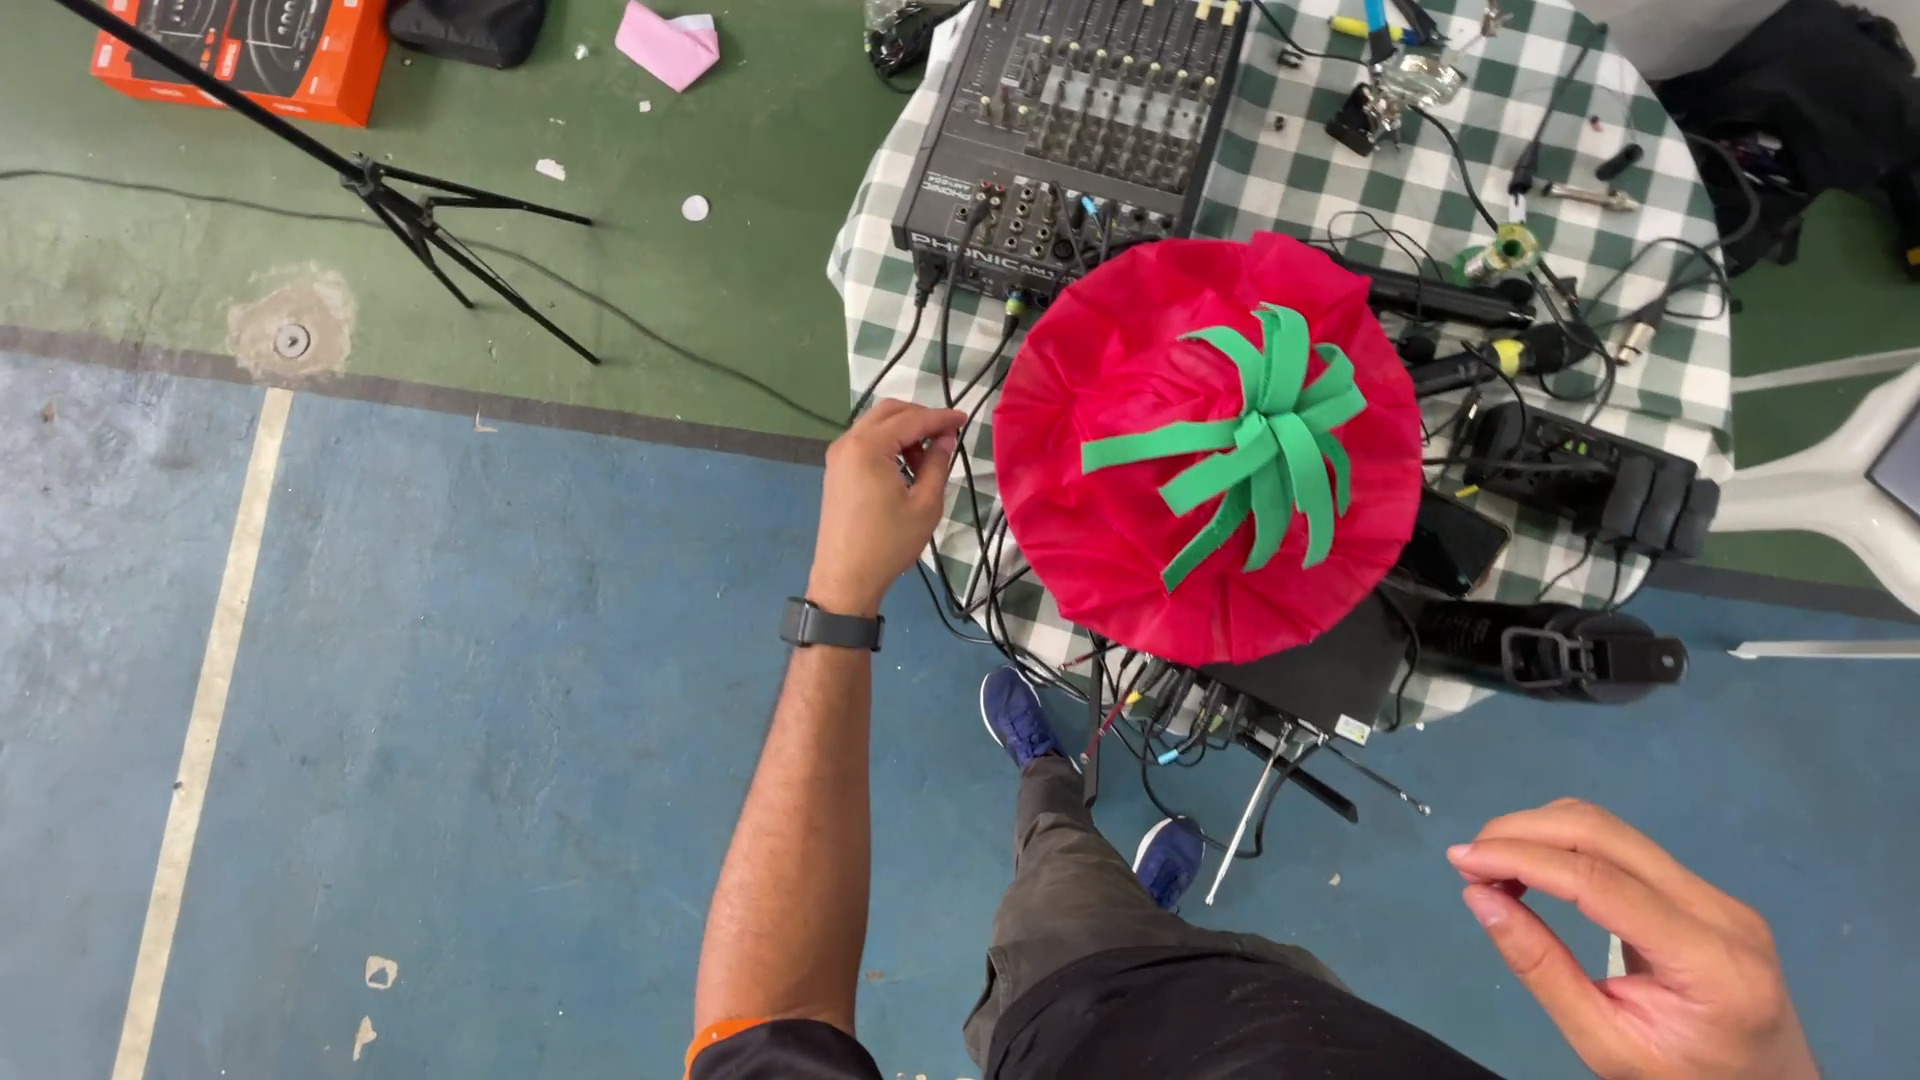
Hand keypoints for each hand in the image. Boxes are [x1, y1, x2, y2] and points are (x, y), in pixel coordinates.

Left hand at [808, 399, 963, 616]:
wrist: (846, 577)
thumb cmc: (889, 543)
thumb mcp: (925, 504)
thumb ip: (937, 464)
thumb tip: (945, 439)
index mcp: (868, 448)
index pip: (911, 420)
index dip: (941, 418)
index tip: (964, 419)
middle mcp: (847, 443)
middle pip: (888, 412)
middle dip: (920, 418)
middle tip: (946, 435)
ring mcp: (838, 456)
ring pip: (876, 426)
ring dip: (904, 431)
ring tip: (927, 459)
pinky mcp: (836, 470)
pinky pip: (865, 443)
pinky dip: (888, 444)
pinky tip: (906, 467)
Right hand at [1449, 798, 1817, 1079]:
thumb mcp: (1604, 1043)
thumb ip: (1541, 968)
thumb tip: (1478, 895)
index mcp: (1709, 964)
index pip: (1598, 882)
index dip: (1520, 858)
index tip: (1459, 861)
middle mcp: (1719, 913)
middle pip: (1601, 833)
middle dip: (1520, 831)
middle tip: (1469, 859)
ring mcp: (1714, 896)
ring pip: (1605, 826)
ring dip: (1536, 831)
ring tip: (1495, 866)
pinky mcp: (1698, 890)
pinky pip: (1616, 842)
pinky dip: (1559, 842)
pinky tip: (1533, 869)